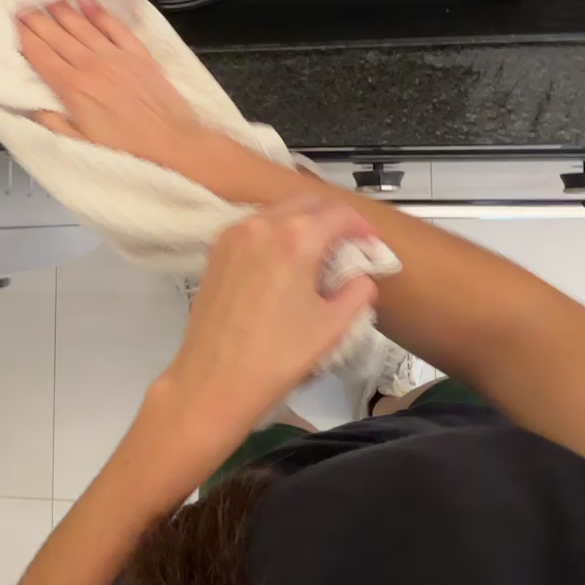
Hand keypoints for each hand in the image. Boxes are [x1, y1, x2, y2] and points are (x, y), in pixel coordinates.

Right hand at [17, 0, 243, 182]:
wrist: (172, 144)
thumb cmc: (128, 150)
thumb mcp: (82, 144)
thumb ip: (54, 124)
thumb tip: (32, 108)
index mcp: (73, 89)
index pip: (40, 55)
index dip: (24, 37)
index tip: (12, 24)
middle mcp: (92, 66)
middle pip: (57, 36)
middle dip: (37, 19)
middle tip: (22, 6)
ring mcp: (116, 57)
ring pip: (83, 26)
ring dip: (63, 11)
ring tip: (47, 0)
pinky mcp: (139, 55)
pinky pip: (115, 27)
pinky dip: (100, 13)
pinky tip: (87, 1)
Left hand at [143, 197, 380, 457]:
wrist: (213, 380)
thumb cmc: (275, 357)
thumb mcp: (333, 326)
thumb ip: (357, 291)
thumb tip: (361, 278)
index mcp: (296, 237)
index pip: (339, 213)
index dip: (361, 226)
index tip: (370, 243)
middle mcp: (261, 224)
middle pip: (307, 204)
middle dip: (332, 220)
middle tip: (347, 247)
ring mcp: (233, 235)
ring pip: (277, 212)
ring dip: (302, 224)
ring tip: (316, 257)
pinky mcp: (215, 251)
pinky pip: (254, 228)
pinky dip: (274, 235)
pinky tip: (283, 264)